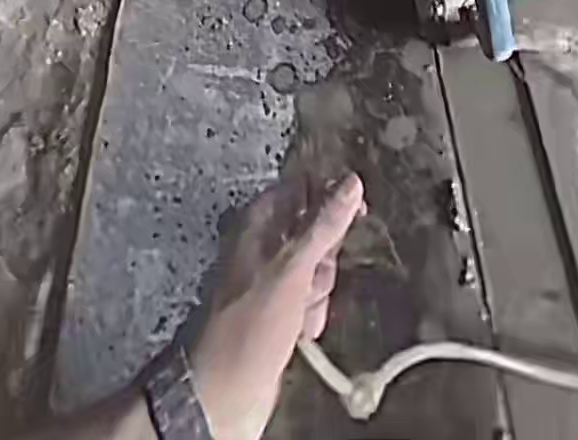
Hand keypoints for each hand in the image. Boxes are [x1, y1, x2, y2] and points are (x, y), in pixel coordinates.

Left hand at [190, 174, 366, 439]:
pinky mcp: (279, 308)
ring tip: (300, 312)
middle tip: (312, 280)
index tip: (353, 217)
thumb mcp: (292, 269)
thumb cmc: (250, 325)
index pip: (304, 188)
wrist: (224, 395)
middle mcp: (264, 243)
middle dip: (324, 259)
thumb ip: (324, 223)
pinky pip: (311, 297)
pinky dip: (312, 313)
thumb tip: (351, 182)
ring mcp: (271, 277)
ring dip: (318, 292)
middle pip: (316, 230)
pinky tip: (300, 331)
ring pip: (317, 267)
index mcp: (260, 220)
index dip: (331, 199)